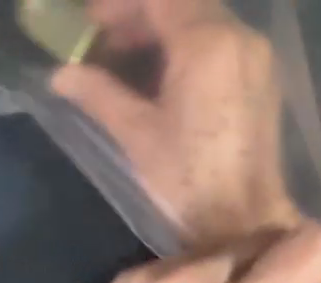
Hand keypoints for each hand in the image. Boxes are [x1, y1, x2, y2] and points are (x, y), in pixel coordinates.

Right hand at [54, 0, 294, 248]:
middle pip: (184, 3)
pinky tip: (160, 80)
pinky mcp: (260, 80)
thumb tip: (60, 75)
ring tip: (124, 65)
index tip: (88, 23)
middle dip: (139, 16)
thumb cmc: (187, 182)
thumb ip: (99, 95)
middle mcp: (238, 37)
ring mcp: (254, 57)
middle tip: (101, 44)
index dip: (119, 4)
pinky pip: (219, 44)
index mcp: (207, 44)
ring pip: (202, 21)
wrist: (242, 224)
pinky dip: (186, 49)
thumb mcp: (137, 136)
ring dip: (161, 33)